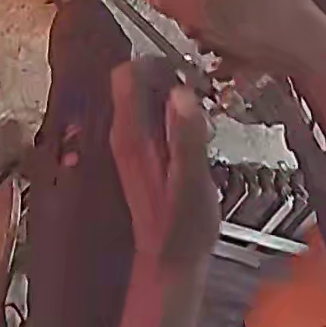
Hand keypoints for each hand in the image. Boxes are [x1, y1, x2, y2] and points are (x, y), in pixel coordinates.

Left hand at [110, 59, 218, 269]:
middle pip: (135, 78)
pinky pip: (152, 110)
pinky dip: (173, 108)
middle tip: (199, 90)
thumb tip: (182, 93)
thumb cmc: (183, 228)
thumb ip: (187, 136)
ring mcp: (130, 139)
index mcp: (131, 135)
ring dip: (172, 91)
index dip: (156, 64)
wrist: (169, 262)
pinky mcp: (141, 148)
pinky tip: (196, 127)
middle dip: (168, 74)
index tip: (187, 74)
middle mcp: (124, 132)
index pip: (127, 74)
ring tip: (201, 109)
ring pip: (144, 92)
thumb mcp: (192, 181)